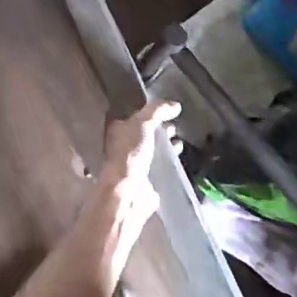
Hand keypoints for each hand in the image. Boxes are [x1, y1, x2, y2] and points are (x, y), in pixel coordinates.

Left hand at [96, 100, 180, 219]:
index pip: (133, 114)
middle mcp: (123, 144)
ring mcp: (134, 162)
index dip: (148, 110)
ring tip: (179, 136)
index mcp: (117, 128)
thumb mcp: (143, 123)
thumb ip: (157, 111)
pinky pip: (159, 162)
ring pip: (152, 146)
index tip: (164, 107)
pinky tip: (179, 153)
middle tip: (174, 121)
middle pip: (143, 130)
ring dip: (165, 142)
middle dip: (158, 126)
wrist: (130, 191)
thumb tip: (175, 105)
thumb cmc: (130, 152)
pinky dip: (168, 157)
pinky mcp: (145, 177)